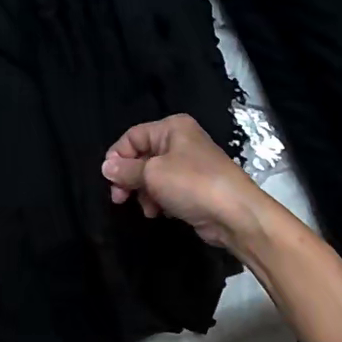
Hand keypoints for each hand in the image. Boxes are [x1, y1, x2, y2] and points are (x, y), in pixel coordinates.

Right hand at [100, 114, 273, 252]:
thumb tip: (106, 167)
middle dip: (129, 178)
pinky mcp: (194, 187)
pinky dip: (159, 200)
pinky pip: (167, 190)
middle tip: (119, 198)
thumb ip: (126, 170)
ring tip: (148, 208)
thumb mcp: (153, 174)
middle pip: (142, 156)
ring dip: (144, 193)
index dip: (117, 157)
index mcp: (172, 128)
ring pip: (153, 176)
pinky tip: (160, 213)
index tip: (109, 180)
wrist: (234, 213)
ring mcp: (189, 165)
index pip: (133, 136)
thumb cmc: (192, 184)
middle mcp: (181, 141)